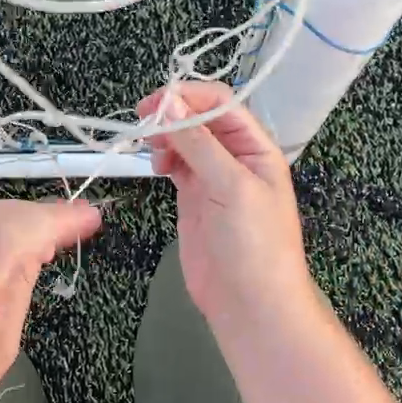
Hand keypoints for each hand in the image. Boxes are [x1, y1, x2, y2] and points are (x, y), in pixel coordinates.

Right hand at [138, 82, 316, 328]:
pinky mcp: (194, 196)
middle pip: (200, 118)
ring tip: (151, 148)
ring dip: (165, 136)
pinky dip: (163, 158)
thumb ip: (200, 143)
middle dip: (173, 114)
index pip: (222, 104)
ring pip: (185, 139)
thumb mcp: (232, 187)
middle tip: (144, 124)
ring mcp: (214, 177)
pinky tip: (157, 165)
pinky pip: (177, 163)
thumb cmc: (254, 244)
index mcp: (256, 147)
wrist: (251, 306)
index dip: (189, 96)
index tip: (156, 103)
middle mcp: (236, 156)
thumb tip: (170, 103)